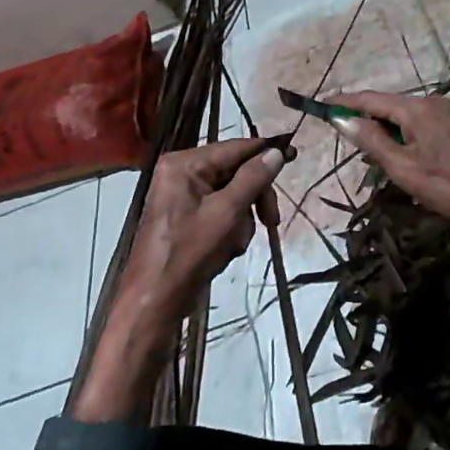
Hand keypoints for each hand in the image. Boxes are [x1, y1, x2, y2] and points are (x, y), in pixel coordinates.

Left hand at [71, 138, 287, 422]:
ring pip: (233, 195)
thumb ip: (252, 179)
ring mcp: (184, 196)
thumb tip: (276, 152)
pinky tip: (225, 250)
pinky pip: (222, 212)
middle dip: (253, 199)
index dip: (265, 153)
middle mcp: (182, 173)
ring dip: (242, 220)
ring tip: (234, 244)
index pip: (235, 148)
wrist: (155, 301)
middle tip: (271, 221)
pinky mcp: (188, 217)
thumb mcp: (226, 213)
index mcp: (184, 164)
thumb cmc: (187, 253)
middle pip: (236, 172)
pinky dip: (230, 230)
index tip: (295, 155)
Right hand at [325, 91, 449, 237]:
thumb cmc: (446, 186)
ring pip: (404, 113)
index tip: (323, 104)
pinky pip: (419, 121)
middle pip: (388, 104)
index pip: (372, 99)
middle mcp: (432, 102)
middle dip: (364, 115)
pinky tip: (394, 147)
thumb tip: (343, 119)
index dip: (346, 102)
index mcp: (417, 109)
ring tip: (363, 142)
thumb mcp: (402, 167)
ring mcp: (446, 112)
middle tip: (339, 128)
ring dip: (383, 125)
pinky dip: (401, 130)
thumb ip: (372, 140)